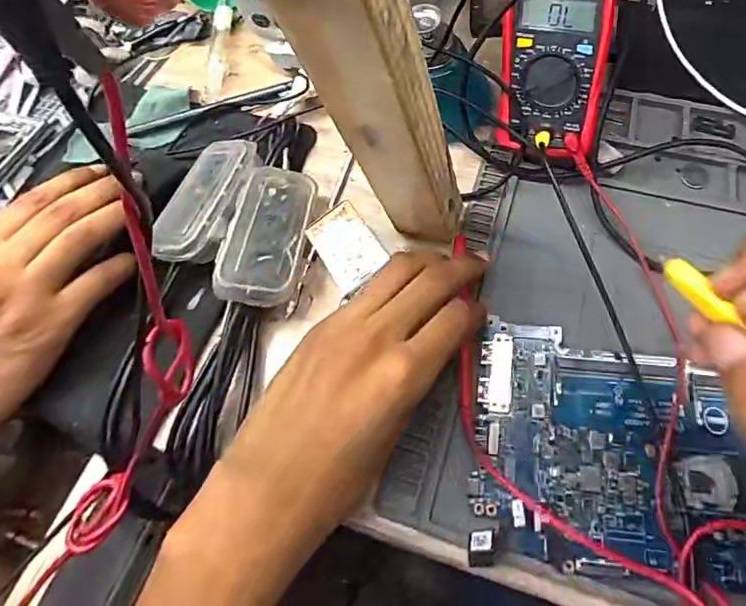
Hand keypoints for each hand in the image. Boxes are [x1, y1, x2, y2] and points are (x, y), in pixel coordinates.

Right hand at [0, 165, 135, 487]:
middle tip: (129, 179)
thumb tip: (44, 225)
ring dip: (116, 214)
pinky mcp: (51, 324)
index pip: (31, 201)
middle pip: (63, 212)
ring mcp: (28, 293)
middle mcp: (0, 266)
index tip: (99, 170)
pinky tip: (137, 256)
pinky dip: (121, 264)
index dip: (73, 180)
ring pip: (82, 236)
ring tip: (138, 204)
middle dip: (103, 189)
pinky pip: (96, 282)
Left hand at [211, 249, 486, 536]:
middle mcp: (378, 336)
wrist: (264, 486)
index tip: (482, 310)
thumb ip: (420, 382)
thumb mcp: (396, 433)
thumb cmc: (335, 482)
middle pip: (432, 278)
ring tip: (444, 263)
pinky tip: (401, 290)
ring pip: (398, 268)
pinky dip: (394, 279)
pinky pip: (368, 287)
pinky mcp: (322, 323)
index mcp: (402, 373)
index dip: (476, 310)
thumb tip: (438, 350)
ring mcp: (346, 323)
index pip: (455, 318)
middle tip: (479, 264)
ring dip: (429, 260)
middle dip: (462, 267)